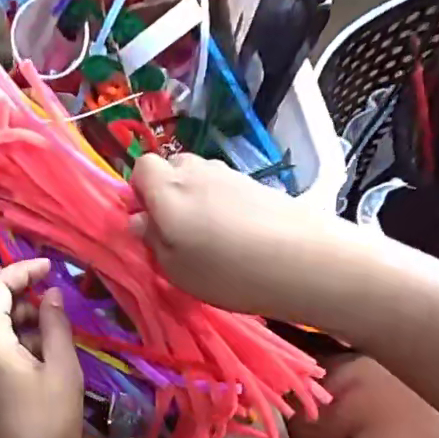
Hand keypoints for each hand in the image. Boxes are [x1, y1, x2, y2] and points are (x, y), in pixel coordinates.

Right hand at [130, 153, 371, 322]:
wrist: (300, 260)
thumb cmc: (224, 270)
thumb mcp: (175, 268)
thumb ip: (152, 240)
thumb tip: (138, 219)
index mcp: (167, 189)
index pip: (142, 167)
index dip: (140, 191)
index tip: (147, 222)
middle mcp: (197, 171)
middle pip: (173, 168)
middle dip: (169, 194)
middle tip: (177, 233)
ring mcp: (231, 174)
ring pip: (202, 179)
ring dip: (198, 201)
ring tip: (210, 239)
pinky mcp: (258, 185)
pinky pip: (227, 189)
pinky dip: (224, 206)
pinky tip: (238, 237)